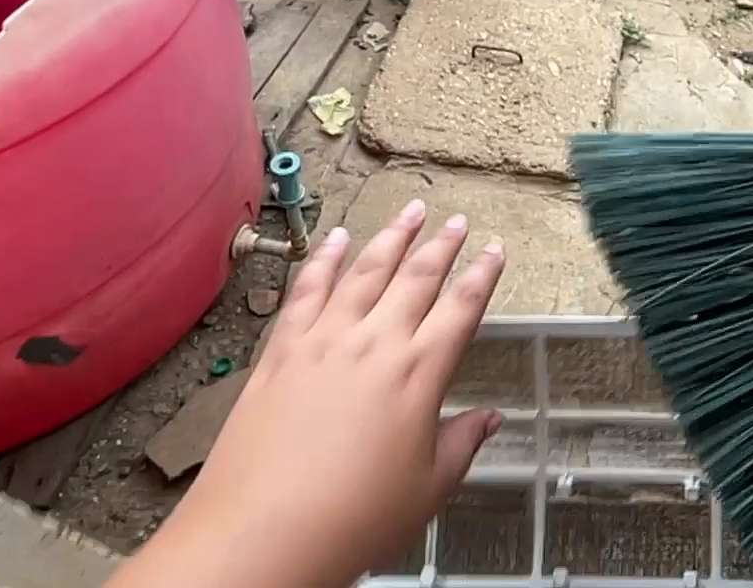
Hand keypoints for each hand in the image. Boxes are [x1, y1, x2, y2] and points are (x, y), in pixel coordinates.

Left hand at [111, 201, 504, 587]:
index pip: (462, 307)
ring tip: (412, 210)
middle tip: (458, 219)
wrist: (256, 542)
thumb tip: (492, 417)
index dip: (484, 274)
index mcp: (419, 372)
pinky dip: (324, 260)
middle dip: (443, 244)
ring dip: (392, 236)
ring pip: (366, 271)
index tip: (496, 249)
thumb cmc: (354, 521)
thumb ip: (464, 444)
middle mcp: (376, 342)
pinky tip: (336, 238)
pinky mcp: (282, 351)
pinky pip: (307, 292)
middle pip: (418, 277)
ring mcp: (325, 341)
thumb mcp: (428, 490)